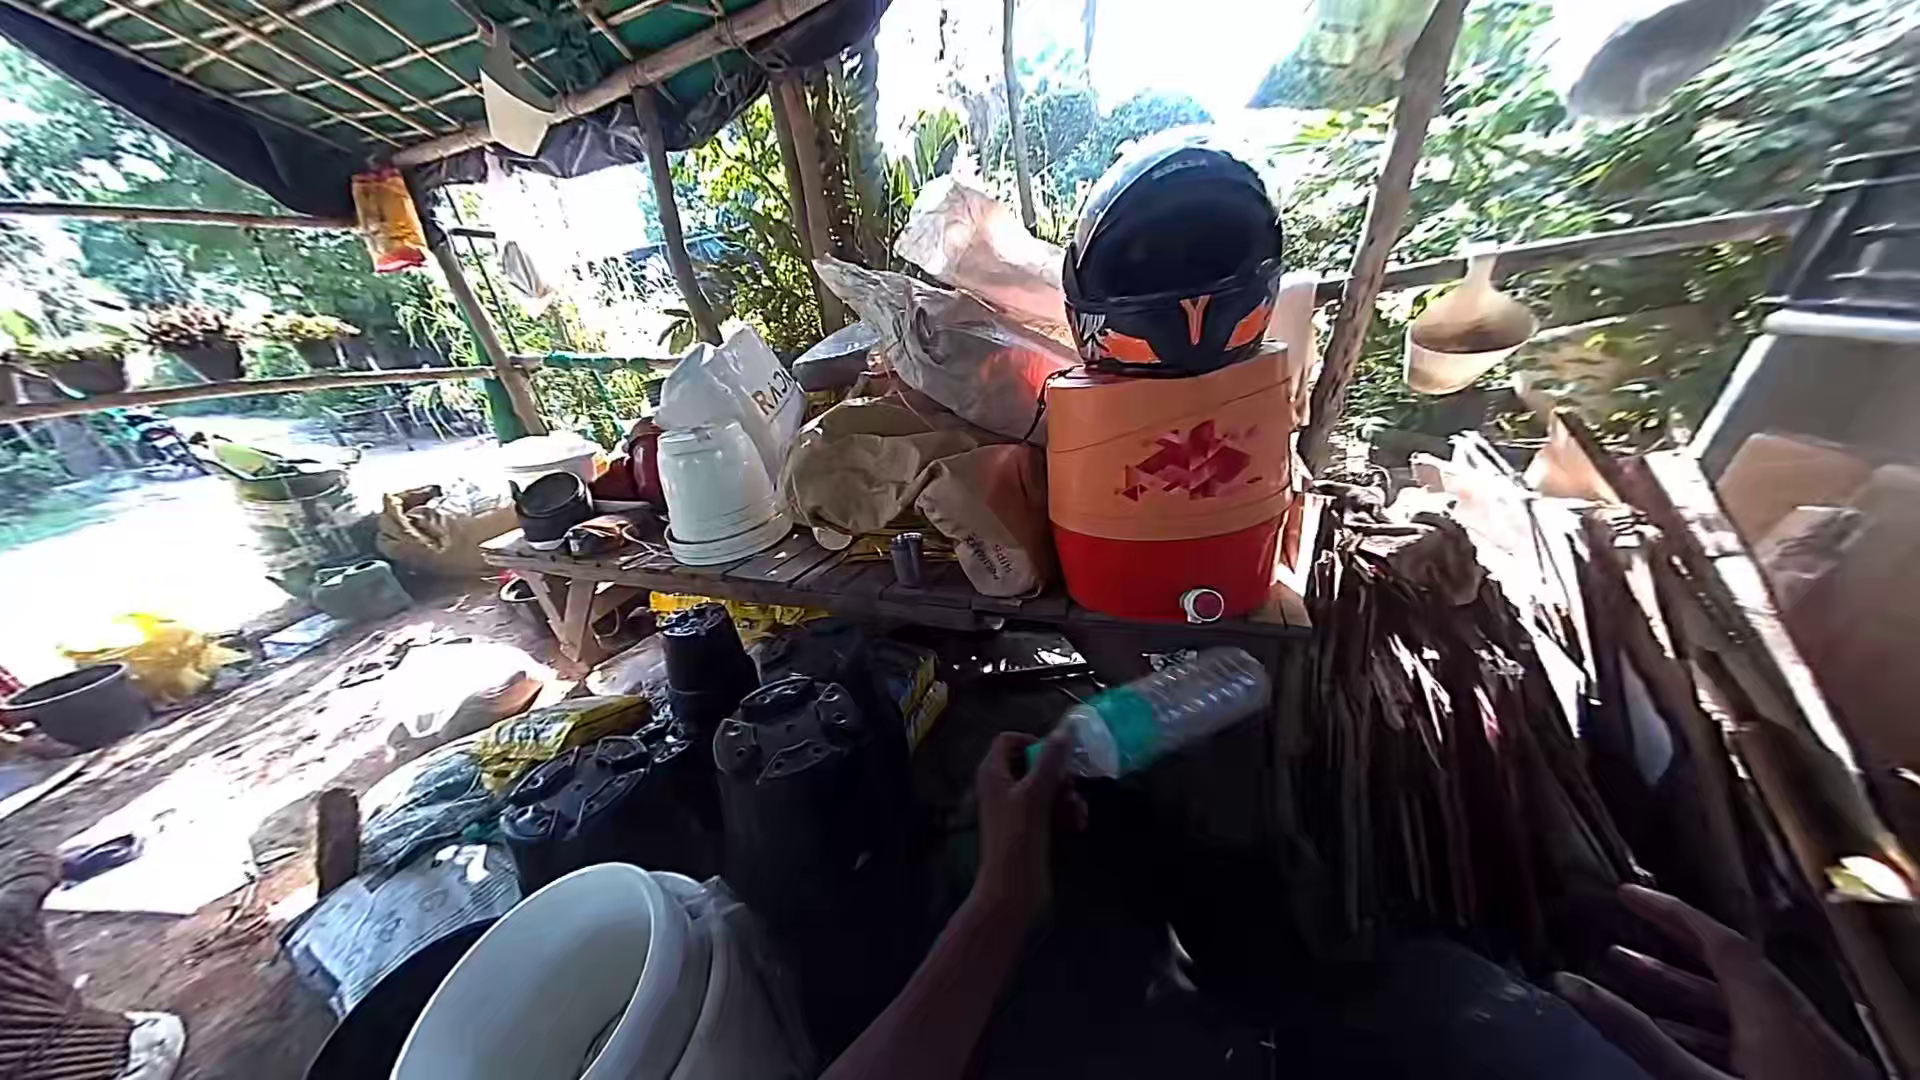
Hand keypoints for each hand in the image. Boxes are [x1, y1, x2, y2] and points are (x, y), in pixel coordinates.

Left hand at [971, 729, 1070, 921]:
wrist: (1011, 893)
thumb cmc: (1018, 839)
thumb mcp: (1035, 794)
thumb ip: (1050, 760)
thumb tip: (1064, 729)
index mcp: (992, 772)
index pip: (1008, 740)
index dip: (1032, 740)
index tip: (1056, 753)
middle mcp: (1000, 786)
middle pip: (1030, 763)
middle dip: (1056, 773)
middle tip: (1072, 784)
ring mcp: (1013, 809)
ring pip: (1044, 787)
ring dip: (1065, 795)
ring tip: (1078, 812)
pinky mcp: (1026, 829)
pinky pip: (1048, 809)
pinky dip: (1063, 813)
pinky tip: (1077, 825)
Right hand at [1553, 885, 1877, 1079]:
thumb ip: (1634, 1033)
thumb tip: (1567, 983)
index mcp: (1783, 1023)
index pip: (1725, 945)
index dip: (1673, 913)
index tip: (1627, 894)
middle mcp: (1811, 1036)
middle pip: (1739, 971)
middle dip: (1675, 942)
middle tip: (1627, 919)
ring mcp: (1825, 1068)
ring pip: (1749, 1006)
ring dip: (1686, 983)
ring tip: (1630, 970)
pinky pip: (1763, 1037)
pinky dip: (1710, 1020)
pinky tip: (1675, 1033)